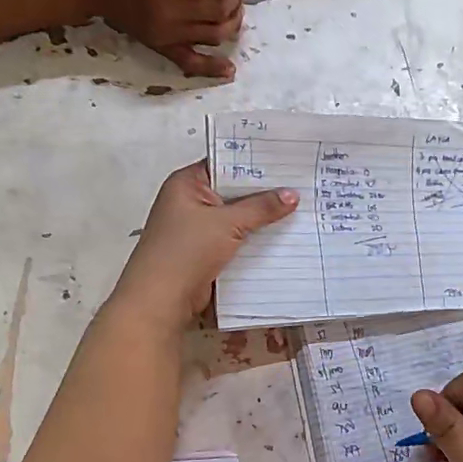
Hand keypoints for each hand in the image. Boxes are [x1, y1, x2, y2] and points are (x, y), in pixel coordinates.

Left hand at [110, 162, 296, 325]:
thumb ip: (261, 207)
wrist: (162, 300)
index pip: (224, 163)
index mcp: (186, 184)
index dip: (254, 162)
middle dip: (262, 192)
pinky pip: (235, 239)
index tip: (286, 162)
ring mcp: (197, 228)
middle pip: (232, 192)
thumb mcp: (227, 223)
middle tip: (300, 184)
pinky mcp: (205, 251)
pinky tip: (281, 236)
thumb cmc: (186, 251)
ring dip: (260, 218)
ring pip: (236, 217)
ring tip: (299, 209)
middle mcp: (190, 202)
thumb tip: (292, 194)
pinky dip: (253, 239)